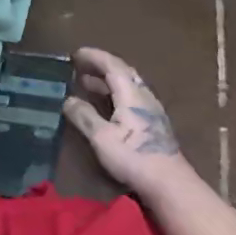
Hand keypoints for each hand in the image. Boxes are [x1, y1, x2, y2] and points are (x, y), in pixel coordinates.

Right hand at [61, 47, 196, 195]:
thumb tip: (69, 100)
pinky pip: (131, 99)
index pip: (113, 66)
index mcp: (131, 94)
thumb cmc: (132, 156)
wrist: (167, 180)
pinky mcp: (152, 124)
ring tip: (88, 84)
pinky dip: (114, 95)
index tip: (76, 54)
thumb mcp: (101, 137)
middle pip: (123, 74)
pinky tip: (106, 105)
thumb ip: (84, 116)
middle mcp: (143, 97)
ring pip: (128, 87)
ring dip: (107, 82)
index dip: (95, 57)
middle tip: (80, 67)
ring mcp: (150, 110)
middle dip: (101, 67)